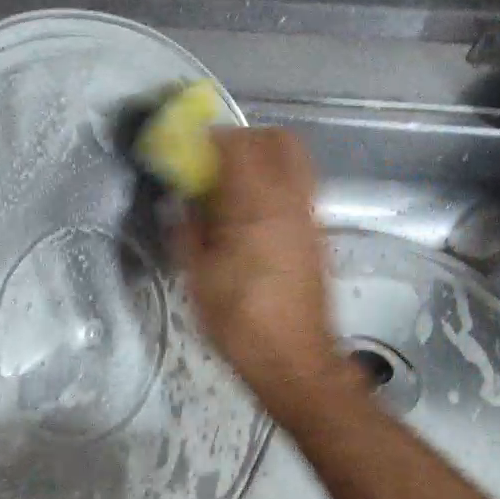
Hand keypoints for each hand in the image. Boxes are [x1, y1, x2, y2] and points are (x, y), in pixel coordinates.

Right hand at [171, 128, 340, 411]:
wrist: (295, 361)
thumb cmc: (239, 324)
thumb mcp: (198, 280)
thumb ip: (187, 232)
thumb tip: (180, 202)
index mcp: (255, 207)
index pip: (239, 145)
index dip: (213, 137)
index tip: (191, 146)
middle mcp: (290, 201)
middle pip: (278, 140)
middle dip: (246, 139)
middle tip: (217, 158)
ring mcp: (310, 216)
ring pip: (295, 162)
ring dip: (265, 160)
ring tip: (234, 186)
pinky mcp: (319, 235)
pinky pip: (300, 189)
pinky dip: (277, 185)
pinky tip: (253, 215)